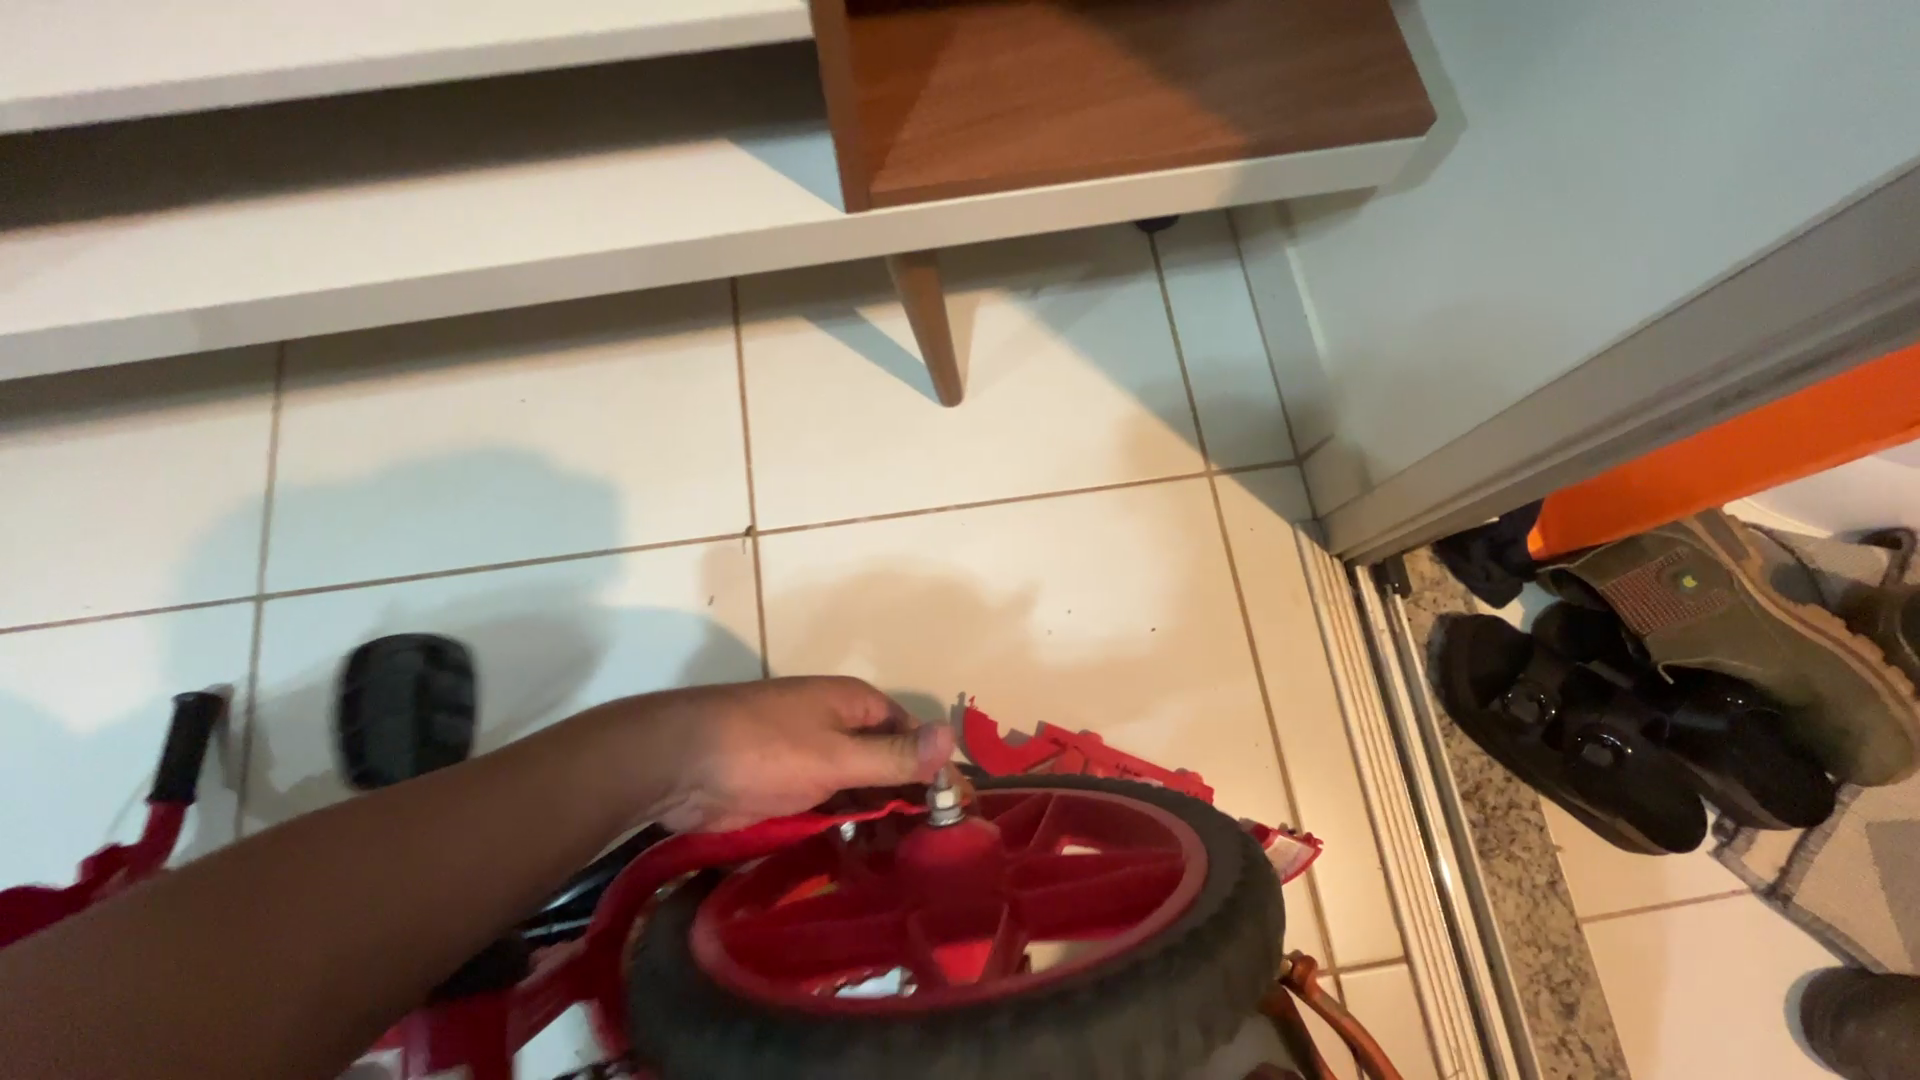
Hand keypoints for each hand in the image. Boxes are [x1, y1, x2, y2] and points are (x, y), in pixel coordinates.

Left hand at [624, 677, 954, 832]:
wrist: (676, 763)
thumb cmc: (764, 749)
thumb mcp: (836, 755)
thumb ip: (894, 755)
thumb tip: (953, 735)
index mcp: (855, 705)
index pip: (912, 734)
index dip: (935, 769)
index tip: (958, 812)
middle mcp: (837, 726)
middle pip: (887, 762)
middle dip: (910, 799)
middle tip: (937, 849)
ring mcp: (810, 758)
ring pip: (859, 788)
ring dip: (880, 818)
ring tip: (908, 862)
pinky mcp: (786, 788)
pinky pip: (829, 807)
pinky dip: (848, 827)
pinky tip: (864, 858)